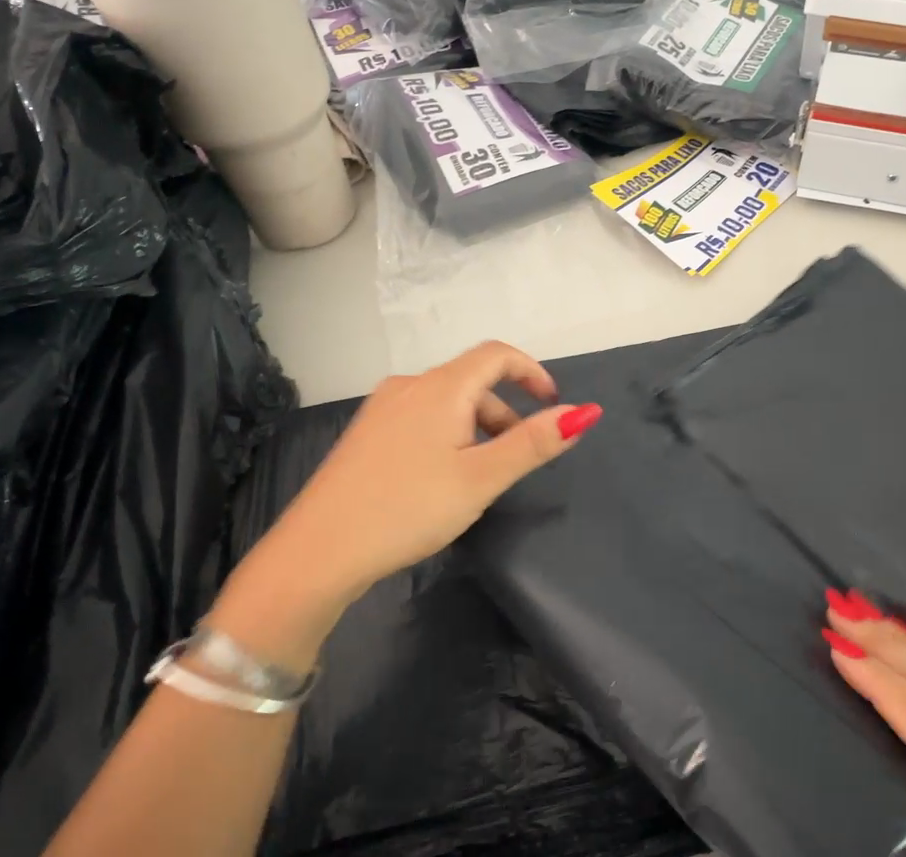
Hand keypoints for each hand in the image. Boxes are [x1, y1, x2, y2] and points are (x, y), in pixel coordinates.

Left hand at [283, 340, 600, 591]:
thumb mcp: (481, 478)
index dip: (531, 372)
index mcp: (441, 388)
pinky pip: (421, 419)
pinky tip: (442, 480)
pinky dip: (449, 436)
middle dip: (506, 411)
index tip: (553, 404)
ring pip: (446, 403)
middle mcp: (409, 386)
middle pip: (472, 381)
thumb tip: (586, 411)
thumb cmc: (408, 508)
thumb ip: (534, 443)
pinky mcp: (366, 436)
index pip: (496, 354)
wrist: (319, 550)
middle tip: (522, 458)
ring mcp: (382, 410)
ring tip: (484, 477)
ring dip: (478, 427)